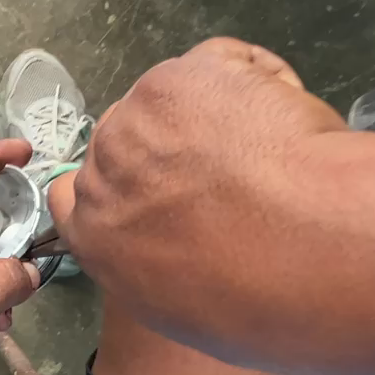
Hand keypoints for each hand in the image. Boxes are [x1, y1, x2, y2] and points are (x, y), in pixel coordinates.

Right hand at [56, 38, 374, 360]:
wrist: (302, 251)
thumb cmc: (249, 304)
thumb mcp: (177, 311)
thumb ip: (147, 266)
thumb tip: (171, 248)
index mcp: (91, 232)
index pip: (72, 194)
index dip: (118, 186)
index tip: (159, 192)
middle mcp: (100, 170)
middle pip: (122, 141)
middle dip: (164, 149)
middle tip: (227, 171)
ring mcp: (135, 117)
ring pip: (166, 101)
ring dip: (206, 112)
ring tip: (264, 147)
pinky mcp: (181, 76)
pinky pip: (218, 64)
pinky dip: (252, 80)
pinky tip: (283, 115)